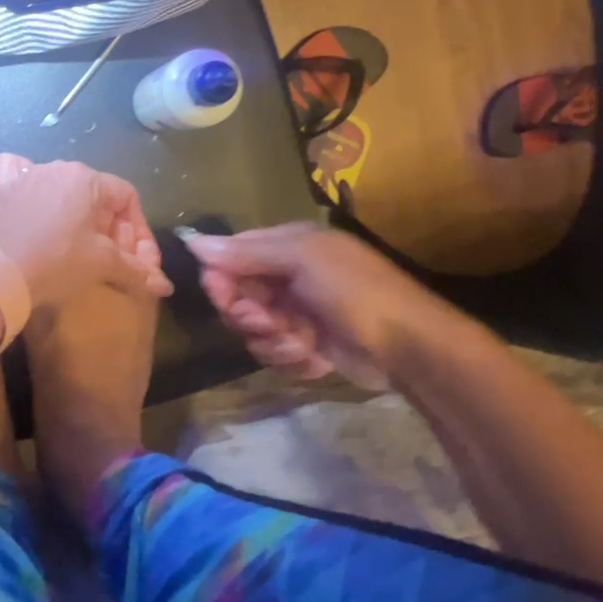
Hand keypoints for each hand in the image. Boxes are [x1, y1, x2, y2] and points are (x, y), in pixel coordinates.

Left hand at [0, 153, 172, 308]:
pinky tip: (31, 201)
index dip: (138, 230)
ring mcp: (25, 174)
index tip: (137, 259)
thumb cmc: (56, 262)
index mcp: (87, 178)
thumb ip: (137, 269)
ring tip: (77, 246)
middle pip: (96, 196)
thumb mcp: (102, 265)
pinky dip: (27, 183)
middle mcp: (57, 167)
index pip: (127, 197)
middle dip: (110, 227)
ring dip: (76, 214)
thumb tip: (165, 285)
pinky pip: (18, 174)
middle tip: (112, 260)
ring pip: (61, 187)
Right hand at [184, 222, 472, 386]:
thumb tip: (192, 242)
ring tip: (300, 344)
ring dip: (271, 341)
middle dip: (248, 315)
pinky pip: (275, 354)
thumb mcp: (302, 258)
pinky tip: (313, 358)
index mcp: (287, 247)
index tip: (225, 297)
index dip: (222, 280)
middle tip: (269, 323)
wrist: (410, 347)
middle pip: (237, 297)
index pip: (231, 258)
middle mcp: (288, 277)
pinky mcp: (307, 346)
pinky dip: (291, 359)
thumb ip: (246, 252)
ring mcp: (297, 314)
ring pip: (252, 330)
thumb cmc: (356, 291)